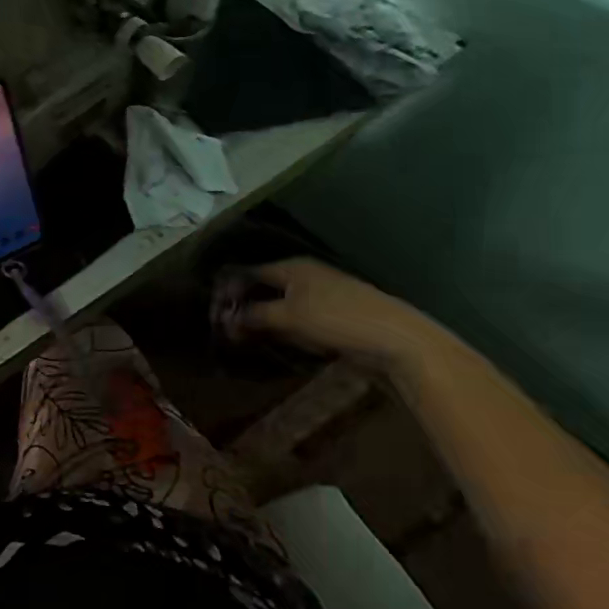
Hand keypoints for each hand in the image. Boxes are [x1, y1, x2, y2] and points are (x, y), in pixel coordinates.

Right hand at [240, 257, 444, 365]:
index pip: (249, 273)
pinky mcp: (331, 317)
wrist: (394, 339)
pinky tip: (274, 342)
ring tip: (244, 338)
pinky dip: (281, 328)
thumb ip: (254, 315)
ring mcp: (319, 296)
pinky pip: (295, 319)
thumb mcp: (289, 316)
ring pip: (279, 305)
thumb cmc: (336, 320)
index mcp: (292, 267)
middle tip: (226, 331)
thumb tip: (227, 319)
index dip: (229, 292)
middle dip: (243, 307)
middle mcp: (304, 276)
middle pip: (263, 288)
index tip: (214, 315)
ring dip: (261, 320)